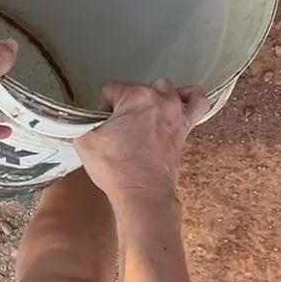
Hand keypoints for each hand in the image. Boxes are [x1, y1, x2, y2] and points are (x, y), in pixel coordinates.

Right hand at [76, 78, 209, 203]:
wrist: (141, 192)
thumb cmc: (114, 167)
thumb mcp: (84, 141)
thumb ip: (83, 121)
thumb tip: (89, 119)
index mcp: (134, 96)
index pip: (109, 89)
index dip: (101, 108)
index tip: (101, 126)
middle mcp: (159, 98)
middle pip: (136, 88)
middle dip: (124, 104)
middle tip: (117, 128)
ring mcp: (177, 111)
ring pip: (165, 88)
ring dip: (151, 99)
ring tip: (142, 118)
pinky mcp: (186, 126)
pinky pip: (197, 102)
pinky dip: (189, 99)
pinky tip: (177, 106)